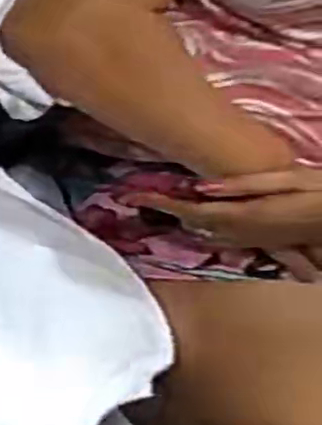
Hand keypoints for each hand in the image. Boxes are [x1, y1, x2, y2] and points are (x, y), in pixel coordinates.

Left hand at [126, 169, 321, 280]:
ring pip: (202, 233)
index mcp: (240, 215)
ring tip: (165, 206)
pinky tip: (204, 222)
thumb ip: (244, 185)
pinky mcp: (264, 245)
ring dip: (184, 221)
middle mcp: (238, 232)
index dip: (154, 203)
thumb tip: (198, 187)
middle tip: (143, 197)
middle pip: (189, 222)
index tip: (129, 196)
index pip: (184, 209)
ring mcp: (251, 241)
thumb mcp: (294, 180)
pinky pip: (224, 240)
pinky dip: (206, 231)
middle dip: (166, 211)